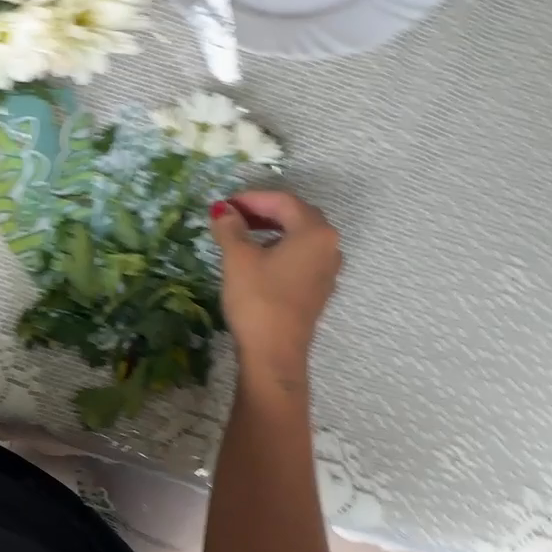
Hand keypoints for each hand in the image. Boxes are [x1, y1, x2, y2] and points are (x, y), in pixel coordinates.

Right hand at [210, 191, 341, 390]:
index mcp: (315, 231)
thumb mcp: (238, 259)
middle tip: (232, 216)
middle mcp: (329, 245)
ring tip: (241, 236)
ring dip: (271, 231)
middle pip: (296, 216)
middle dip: (263, 212)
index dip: (251, 198)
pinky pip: (301, 257)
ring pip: (299, 237)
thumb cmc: (257, 300)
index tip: (224, 204)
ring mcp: (327, 270)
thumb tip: (222, 210)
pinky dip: (280, 250)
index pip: (283, 201)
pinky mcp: (318, 290)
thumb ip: (230, 228)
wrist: (273, 352)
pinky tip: (259, 260)